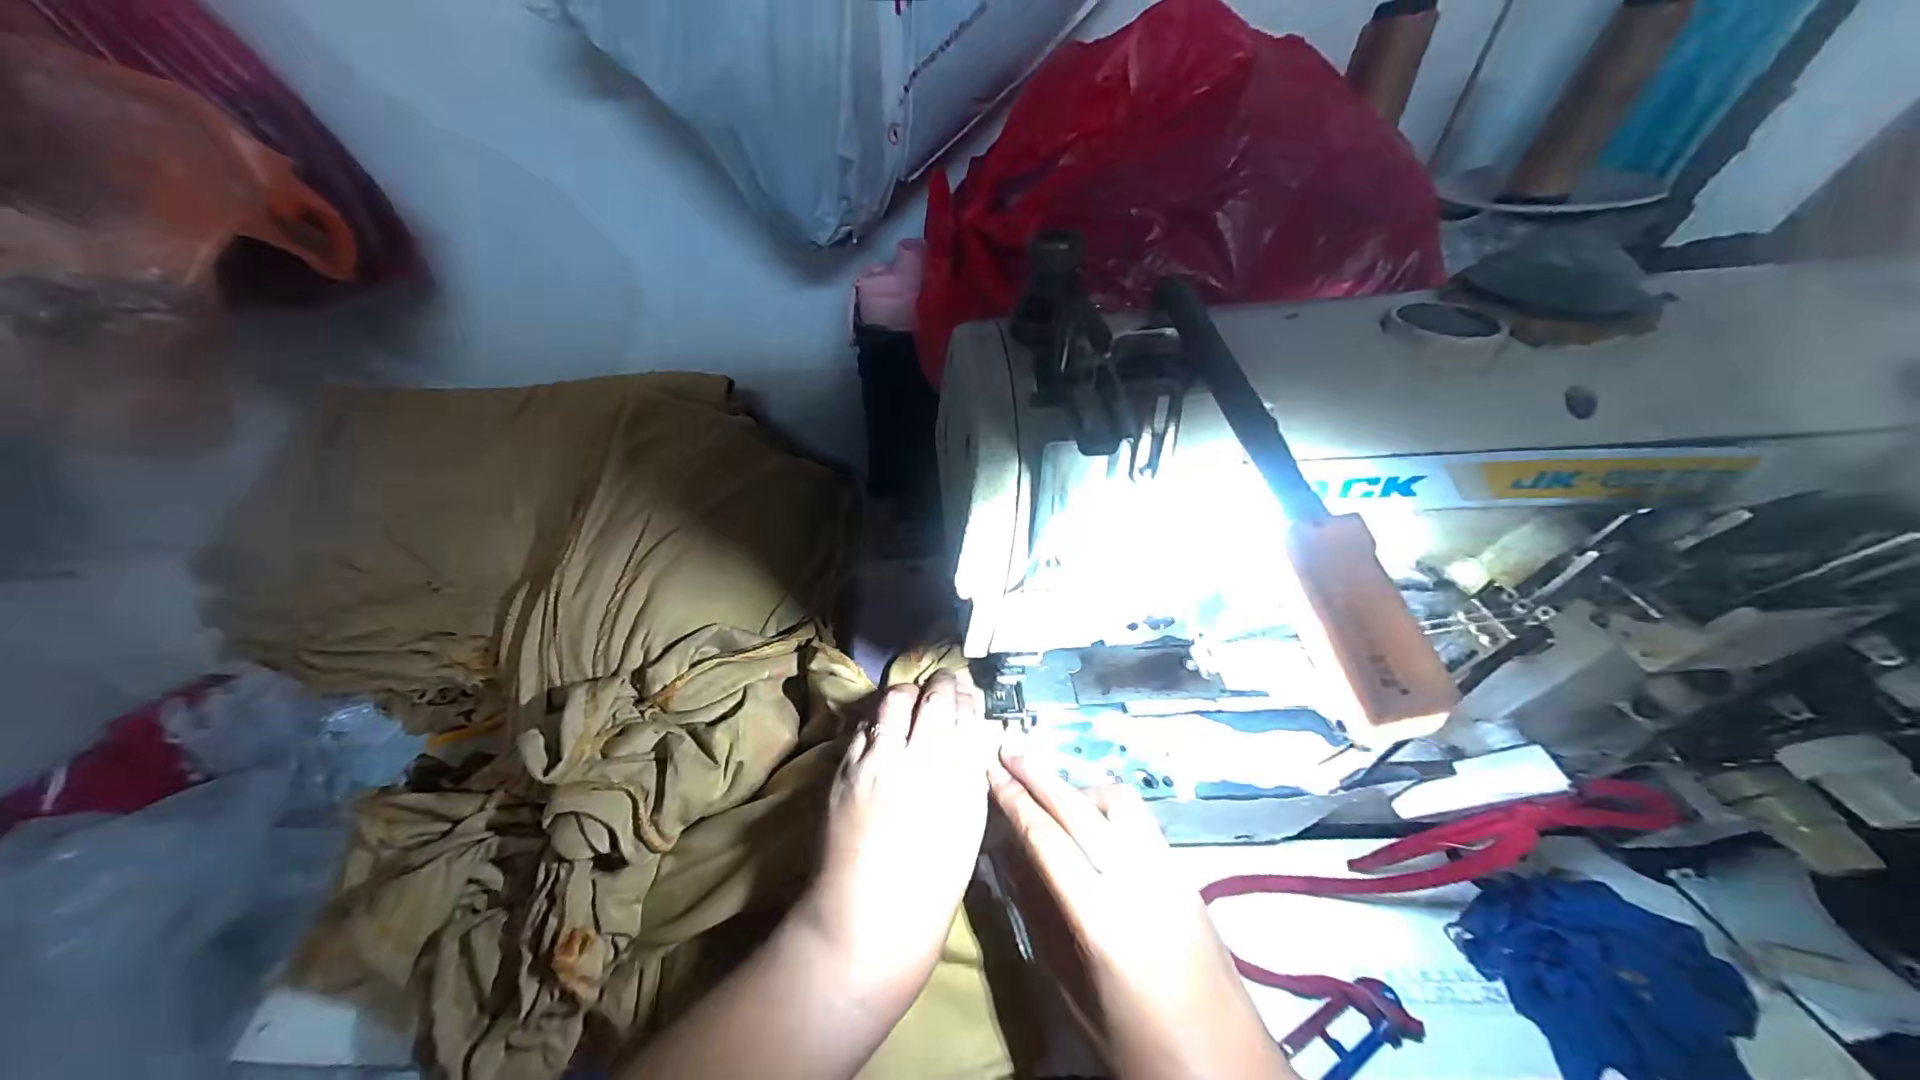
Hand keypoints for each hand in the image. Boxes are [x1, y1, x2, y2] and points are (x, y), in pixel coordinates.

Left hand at [796, 671, 995, 1002]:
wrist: (866, 919)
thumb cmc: (931, 884)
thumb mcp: (968, 824)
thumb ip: (969, 771)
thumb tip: (971, 734)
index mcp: (956, 775)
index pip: (962, 710)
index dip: (964, 694)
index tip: (965, 690)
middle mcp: (915, 757)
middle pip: (928, 695)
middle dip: (938, 685)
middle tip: (941, 687)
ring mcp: (874, 760)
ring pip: (891, 700)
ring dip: (905, 695)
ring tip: (910, 704)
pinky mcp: (843, 768)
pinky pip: (863, 724)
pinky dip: (878, 718)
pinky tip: (883, 730)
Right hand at [990, 751, 1298, 1079]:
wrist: (1231, 1073)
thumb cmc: (1139, 1046)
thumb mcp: (1075, 996)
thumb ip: (1042, 922)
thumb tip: (1011, 863)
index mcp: (1105, 921)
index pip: (1049, 841)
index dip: (1014, 802)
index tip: (989, 770)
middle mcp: (1140, 882)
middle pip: (1082, 808)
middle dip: (1039, 775)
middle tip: (1008, 749)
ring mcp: (1170, 873)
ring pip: (1119, 803)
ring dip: (1079, 787)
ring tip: (1049, 789)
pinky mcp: (1187, 876)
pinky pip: (1141, 822)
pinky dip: (1107, 806)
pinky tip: (1091, 818)